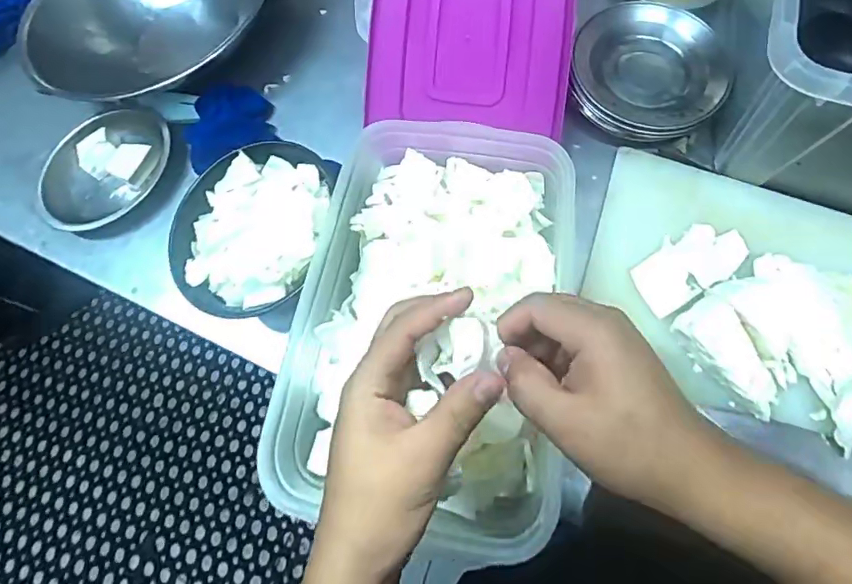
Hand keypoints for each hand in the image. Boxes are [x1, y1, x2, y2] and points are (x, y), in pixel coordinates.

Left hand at [308, 289, 505, 582]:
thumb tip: (496, 371)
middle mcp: (367, 382)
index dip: (434, 307)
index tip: (469, 295)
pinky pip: (411, 379)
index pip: (400, 329)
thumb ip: (460, 410)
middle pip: (395, 331)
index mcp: (366, 382)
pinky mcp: (386, 420)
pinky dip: (434, 367)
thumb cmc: (382, 504)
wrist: (355, 558)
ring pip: (404, 353)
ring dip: (432, 337)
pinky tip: (457, 372)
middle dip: (428, 311)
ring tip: (466, 329)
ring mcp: (374, 401)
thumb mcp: (425, 455)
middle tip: (466, 303)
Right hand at [496, 293, 713, 510]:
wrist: (691, 468)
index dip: (509, 325)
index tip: (497, 360)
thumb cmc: (626, 445)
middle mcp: (606, 317)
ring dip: (542, 346)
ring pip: (565, 322)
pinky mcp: (625, 348)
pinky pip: (582, 336)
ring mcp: (619, 332)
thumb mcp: (564, 421)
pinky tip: (560, 388)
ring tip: (534, 386)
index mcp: (593, 327)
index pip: (535, 305)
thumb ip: (525, 384)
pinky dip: (562, 353)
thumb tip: (505, 358)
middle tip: (512, 374)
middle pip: (550, 308)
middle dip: (525, 336)